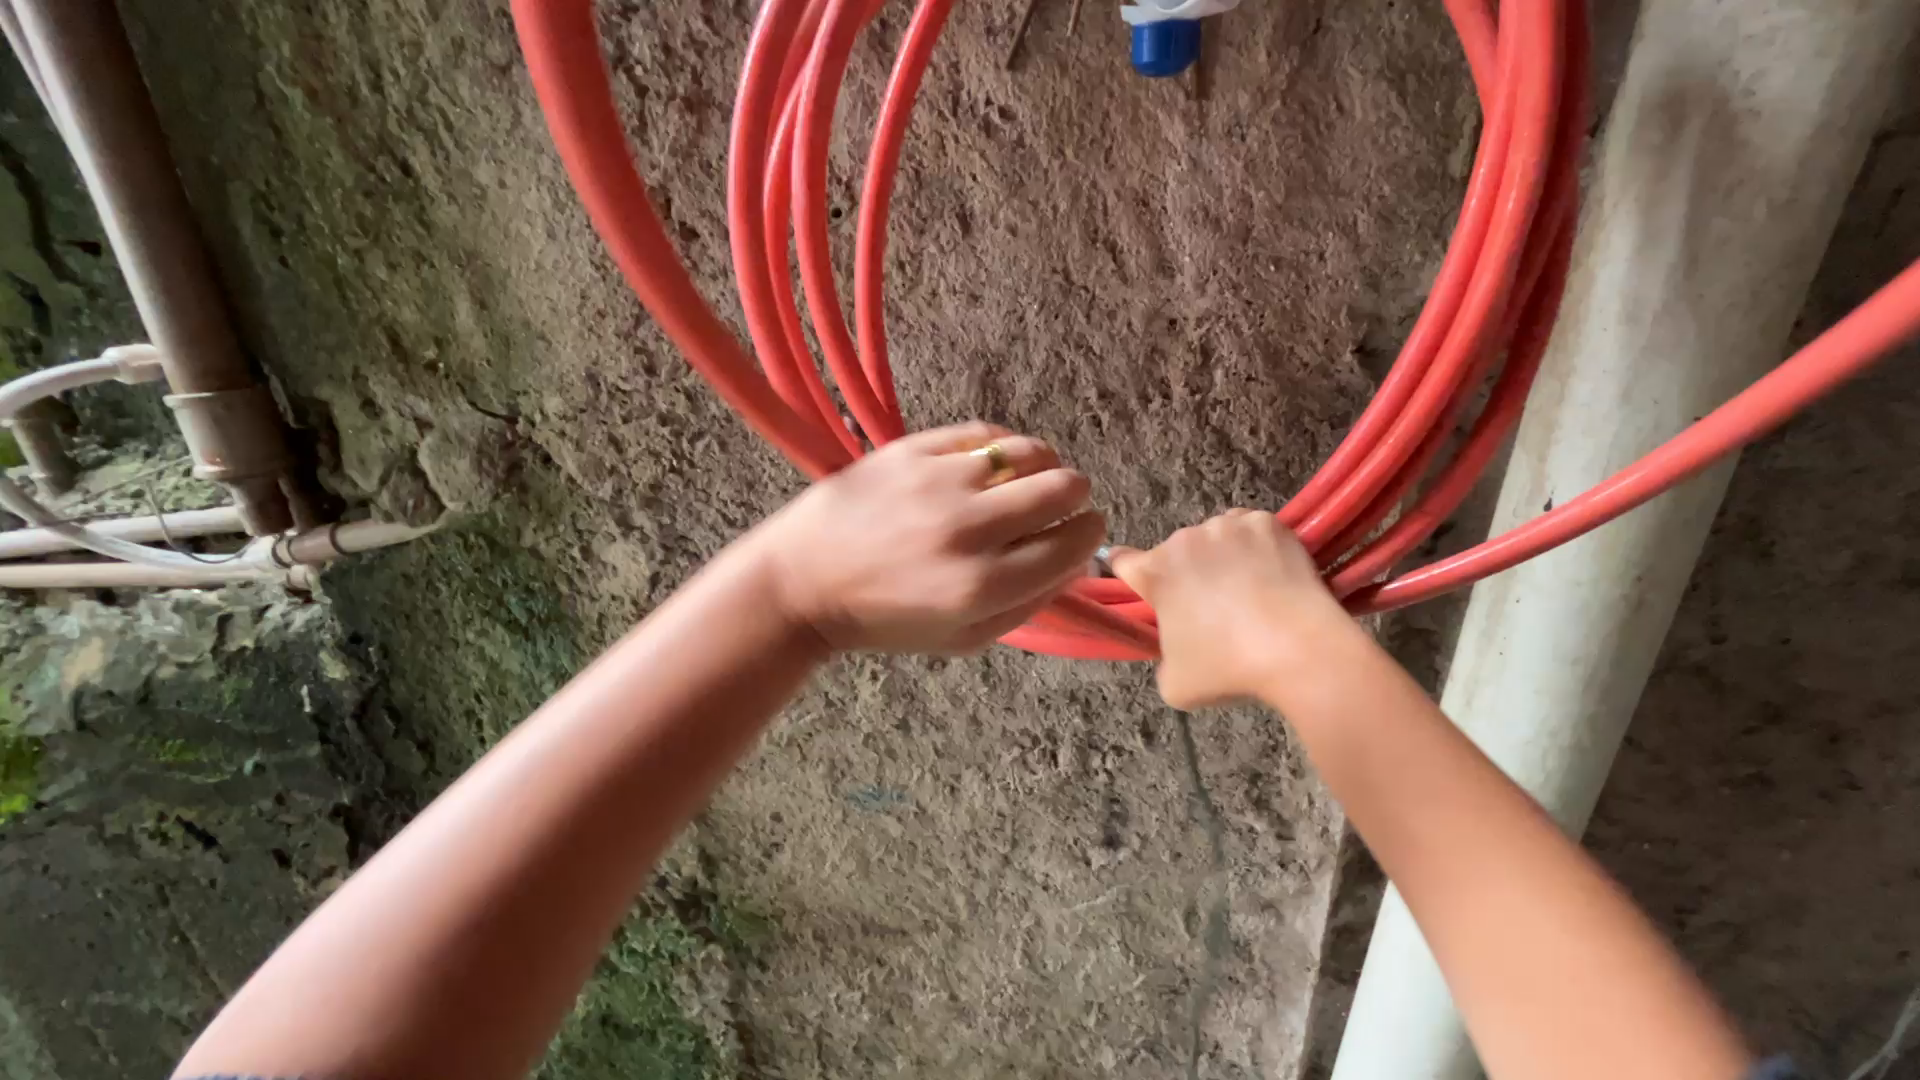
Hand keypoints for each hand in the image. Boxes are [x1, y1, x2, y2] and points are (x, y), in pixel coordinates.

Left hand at [752, 422, 1104, 653]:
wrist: (804, 581)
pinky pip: (984, 433)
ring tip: (1031, 477)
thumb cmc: (884, 618)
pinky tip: (994, 463)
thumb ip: (1025, 605)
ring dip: (1044, 464)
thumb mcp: (961, 638)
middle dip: (1076, 496)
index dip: (1089, 533)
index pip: (1071, 545)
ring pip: (1030, 451)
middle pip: (1063, 489)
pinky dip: (1002, 446)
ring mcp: (939, 482)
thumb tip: (1072, 562)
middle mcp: (968, 530)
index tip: (1085, 527)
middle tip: (1063, 502)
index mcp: (982, 588)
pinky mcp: (912, 450)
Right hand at [1110, 510, 1348, 708]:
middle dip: (1187, 573)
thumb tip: (1176, 647)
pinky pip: (1251, 529)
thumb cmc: (1229, 668)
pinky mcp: (1267, 523)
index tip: (1144, 585)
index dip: (1129, 573)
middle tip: (1213, 607)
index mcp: (1154, 573)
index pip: (1122, 561)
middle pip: (1175, 552)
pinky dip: (1256, 546)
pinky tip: (1270, 574)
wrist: (1299, 650)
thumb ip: (1162, 657)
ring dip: (1221, 556)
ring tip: (1247, 589)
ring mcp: (1226, 527)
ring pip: (1214, 537)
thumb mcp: (1175, 683)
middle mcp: (1184, 540)